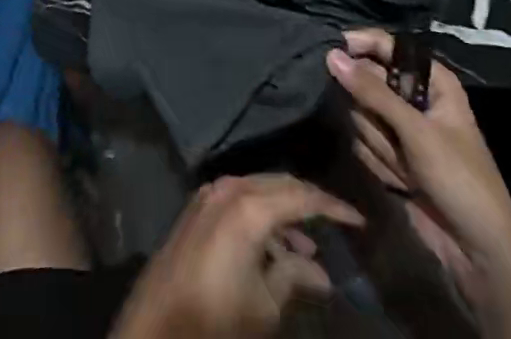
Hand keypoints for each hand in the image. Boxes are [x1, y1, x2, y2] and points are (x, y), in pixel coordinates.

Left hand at [111, 175, 361, 338]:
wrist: (151, 332)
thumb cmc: (215, 320)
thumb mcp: (264, 305)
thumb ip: (295, 276)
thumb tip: (321, 272)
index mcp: (250, 207)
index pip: (304, 196)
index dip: (335, 208)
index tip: (359, 221)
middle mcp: (229, 189)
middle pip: (281, 185)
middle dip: (310, 203)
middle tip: (336, 224)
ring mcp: (208, 196)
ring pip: (259, 192)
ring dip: (284, 214)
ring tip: (307, 250)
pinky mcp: (195, 210)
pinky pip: (238, 202)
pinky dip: (260, 218)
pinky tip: (273, 249)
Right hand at [328, 31, 510, 273]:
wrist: (476, 250)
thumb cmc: (458, 178)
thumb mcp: (416, 131)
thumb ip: (373, 92)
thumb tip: (332, 55)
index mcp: (434, 81)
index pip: (390, 47)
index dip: (362, 44)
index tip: (331, 49)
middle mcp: (415, 99)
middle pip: (370, 83)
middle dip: (372, 112)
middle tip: (393, 137)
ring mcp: (402, 130)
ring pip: (364, 117)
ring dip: (379, 143)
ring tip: (406, 168)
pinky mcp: (392, 157)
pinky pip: (366, 145)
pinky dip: (380, 164)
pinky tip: (403, 183)